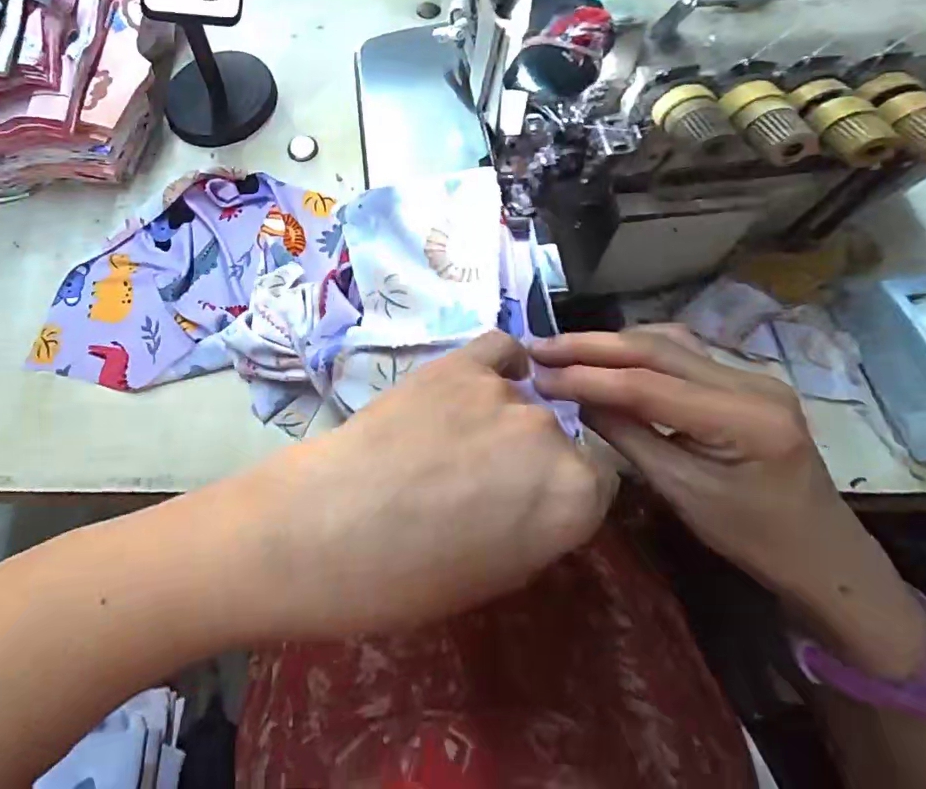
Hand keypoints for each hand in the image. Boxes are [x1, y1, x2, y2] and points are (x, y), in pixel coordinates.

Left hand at [228, 331, 614, 638]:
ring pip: (520, 399)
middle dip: (527, 457)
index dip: (561, 491)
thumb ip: (537, 525)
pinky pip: (498, 349)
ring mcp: (503, 392)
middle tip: (477, 476)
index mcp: (575, 497)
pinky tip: (473, 381)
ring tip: (449, 437)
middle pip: (557, 436)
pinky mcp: (457, 362)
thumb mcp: (497, 573)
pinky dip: (494, 364)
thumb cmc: (408, 577)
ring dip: (498, 418)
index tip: (530, 501)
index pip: (597, 480)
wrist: (328, 526)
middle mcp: (552, 434)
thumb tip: (538, 498)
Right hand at [532, 326, 925, 679]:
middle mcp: (752, 381)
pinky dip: (637, 352)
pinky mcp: (743, 379)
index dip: (587, 377)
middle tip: (539, 347)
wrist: (822, 554)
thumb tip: (572, 396)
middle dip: (591, 346)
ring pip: (667, 342)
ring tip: (563, 349)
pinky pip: (681, 353)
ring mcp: (751, 375)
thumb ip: (625, 436)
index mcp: (745, 418)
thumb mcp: (680, 490)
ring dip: (611, 343)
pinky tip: (607, 357)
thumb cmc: (751, 537)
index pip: (647, 384)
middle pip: (656, 349)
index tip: (538, 374)